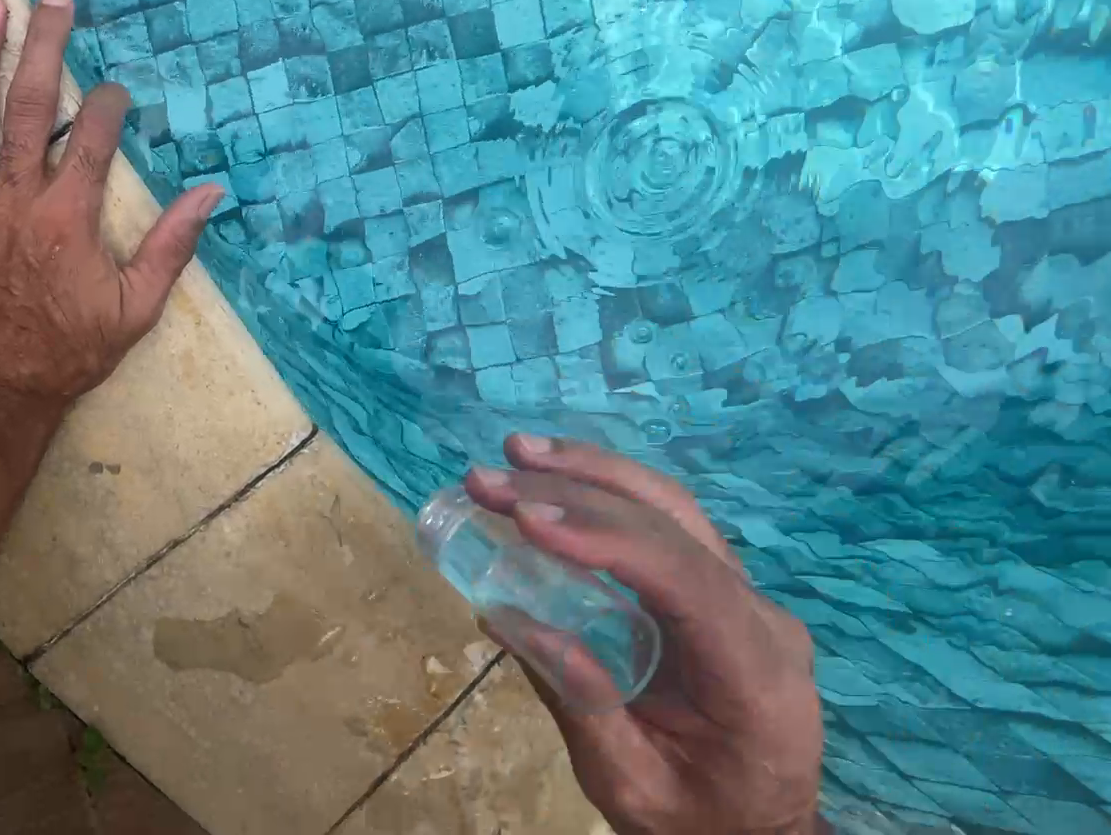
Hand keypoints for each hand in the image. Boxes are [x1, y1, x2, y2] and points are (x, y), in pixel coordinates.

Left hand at [0, 0, 221, 439]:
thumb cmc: (68, 354)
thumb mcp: (135, 310)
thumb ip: (172, 248)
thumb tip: (212, 193)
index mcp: (69, 217)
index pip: (96, 138)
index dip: (111, 105)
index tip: (117, 90)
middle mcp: (15, 200)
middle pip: (32, 108)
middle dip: (44, 46)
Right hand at [465, 435, 826, 834]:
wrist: (758, 832)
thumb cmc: (695, 818)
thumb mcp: (630, 784)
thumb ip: (579, 701)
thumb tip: (500, 612)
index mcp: (755, 674)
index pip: (683, 579)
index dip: (603, 537)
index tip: (524, 520)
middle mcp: (759, 615)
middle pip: (672, 521)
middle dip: (575, 488)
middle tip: (488, 480)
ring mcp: (740, 591)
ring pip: (668, 504)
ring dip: (586, 470)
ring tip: (514, 452)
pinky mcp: (711, 582)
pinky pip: (659, 518)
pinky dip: (599, 486)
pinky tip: (550, 472)